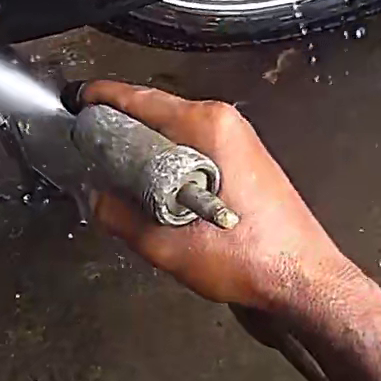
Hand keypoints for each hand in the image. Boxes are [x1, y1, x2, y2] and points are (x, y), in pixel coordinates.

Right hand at [81, 80, 361, 314]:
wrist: (302, 281)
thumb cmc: (250, 258)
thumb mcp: (164, 244)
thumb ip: (118, 217)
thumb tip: (97, 199)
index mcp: (207, 129)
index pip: (140, 99)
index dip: (102, 101)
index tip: (78, 102)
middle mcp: (224, 125)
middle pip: (154, 112)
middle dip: (118, 128)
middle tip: (88, 147)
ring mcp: (235, 141)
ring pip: (170, 134)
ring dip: (140, 150)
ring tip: (112, 172)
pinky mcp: (239, 162)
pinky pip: (188, 150)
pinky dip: (163, 163)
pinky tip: (148, 190)